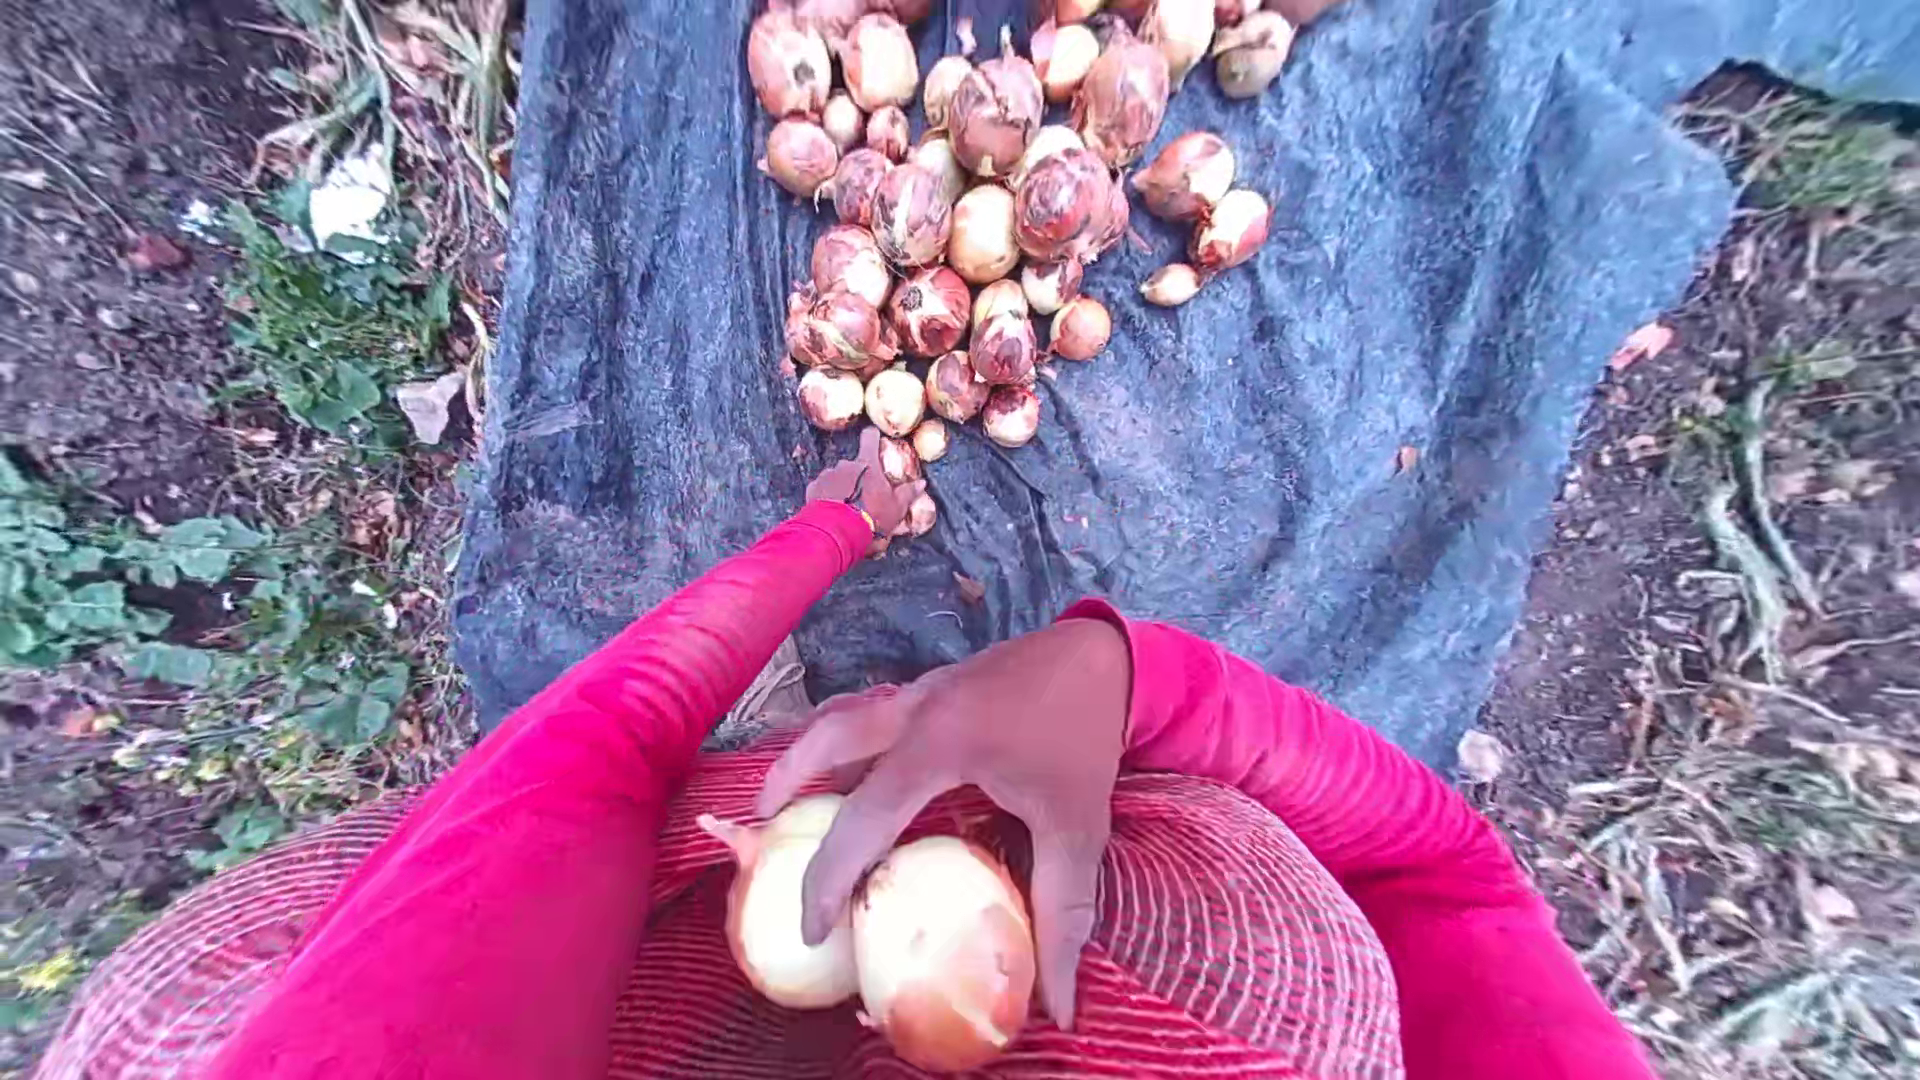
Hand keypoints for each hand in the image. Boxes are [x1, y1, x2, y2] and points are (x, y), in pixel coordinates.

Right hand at [755, 618, 1131, 1029]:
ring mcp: (926, 687)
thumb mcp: (1077, 824)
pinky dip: (855, 734)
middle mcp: (918, 708)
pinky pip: (880, 708)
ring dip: (816, 748)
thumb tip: (1058, 1002)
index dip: (829, 876)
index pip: (863, 815)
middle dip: (788, 774)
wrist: (1101, 656)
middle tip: (764, 820)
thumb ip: (1063, 909)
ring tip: (800, 790)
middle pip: (829, 734)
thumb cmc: (1084, 734)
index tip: (814, 927)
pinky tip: (870, 761)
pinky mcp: (940, 680)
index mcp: (939, 743)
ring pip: (851, 713)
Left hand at [805, 428, 925, 537]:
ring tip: (847, 505)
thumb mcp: (896, 507)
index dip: (872, 436)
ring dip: (842, 485)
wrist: (838, 532)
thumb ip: (908, 492)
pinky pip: (822, 488)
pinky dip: (827, 495)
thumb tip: (922, 483)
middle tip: (864, 493)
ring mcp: (827, 475)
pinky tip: (833, 509)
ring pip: (837, 476)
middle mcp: (845, 465)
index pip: (869, 438)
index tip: (874, 437)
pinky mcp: (813, 488)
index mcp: (867, 464)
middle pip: (853, 463)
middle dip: (858, 474)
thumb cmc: (872, 516)